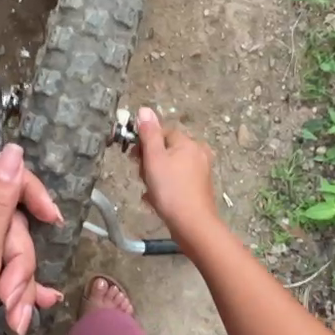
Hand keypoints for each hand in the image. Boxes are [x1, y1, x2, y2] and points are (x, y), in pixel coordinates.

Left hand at [0, 144, 64, 334]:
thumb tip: (14, 149)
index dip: (30, 196)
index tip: (53, 221)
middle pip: (7, 220)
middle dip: (19, 259)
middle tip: (13, 294)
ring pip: (5, 245)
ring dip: (17, 279)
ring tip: (15, 314)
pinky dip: (9, 283)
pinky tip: (22, 309)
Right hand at [134, 107, 220, 235]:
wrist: (192, 225)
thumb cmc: (171, 190)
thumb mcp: (154, 159)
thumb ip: (148, 134)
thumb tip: (144, 110)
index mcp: (188, 143)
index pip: (161, 132)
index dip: (145, 143)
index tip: (134, 158)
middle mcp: (198, 153)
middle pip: (165, 149)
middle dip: (150, 162)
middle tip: (144, 178)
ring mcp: (200, 172)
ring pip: (169, 166)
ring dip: (155, 177)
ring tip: (150, 192)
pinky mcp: (199, 188)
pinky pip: (176, 181)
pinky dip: (165, 188)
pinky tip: (157, 200)